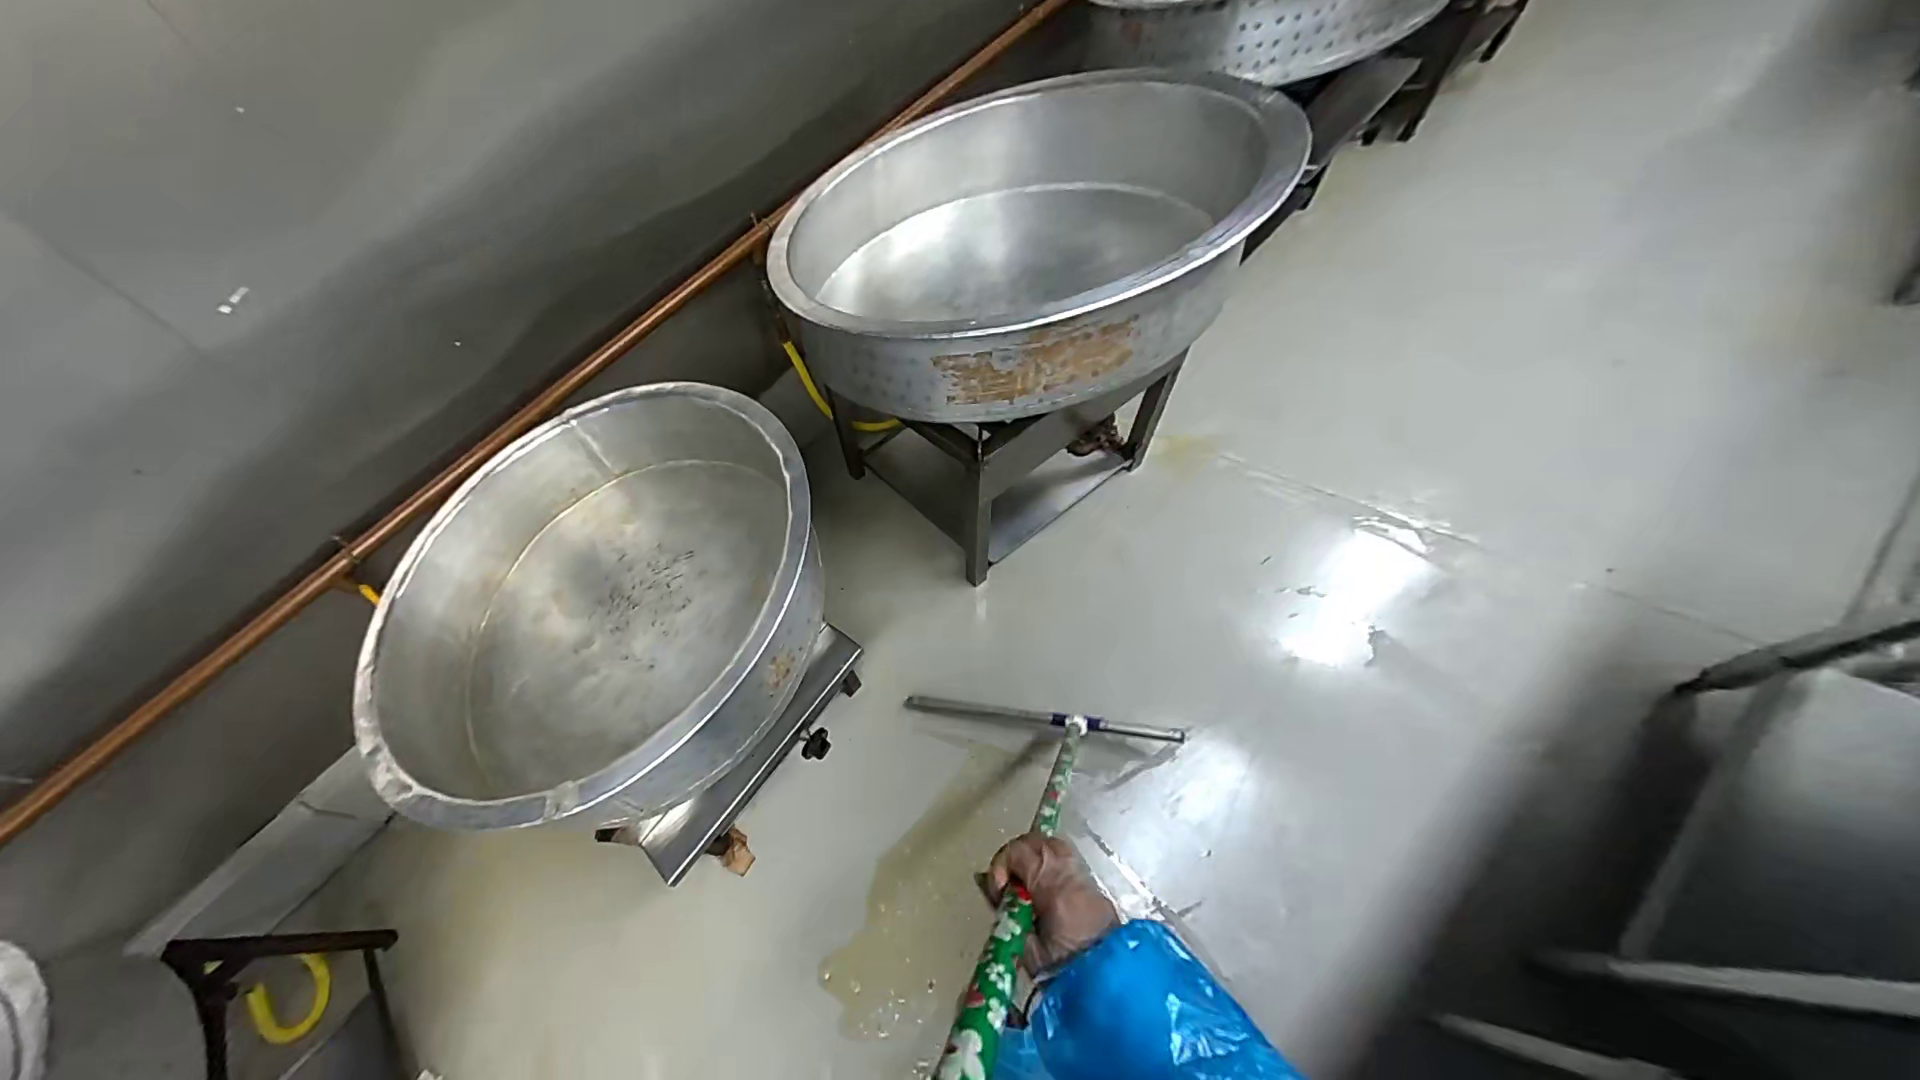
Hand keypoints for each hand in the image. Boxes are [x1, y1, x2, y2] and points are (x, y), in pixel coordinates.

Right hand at [986, 832, 1119, 973]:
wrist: (1111, 974)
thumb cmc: (1067, 966)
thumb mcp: (1027, 950)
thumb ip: (1008, 918)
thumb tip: (994, 896)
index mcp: (1048, 882)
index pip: (1015, 852)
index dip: (999, 866)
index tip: (998, 892)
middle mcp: (1064, 868)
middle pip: (1033, 840)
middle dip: (1014, 856)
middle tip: (1007, 883)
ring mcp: (1080, 870)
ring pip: (1050, 843)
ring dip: (1033, 855)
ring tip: (1026, 882)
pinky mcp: (1090, 879)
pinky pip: (1064, 855)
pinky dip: (1050, 861)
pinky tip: (1045, 884)